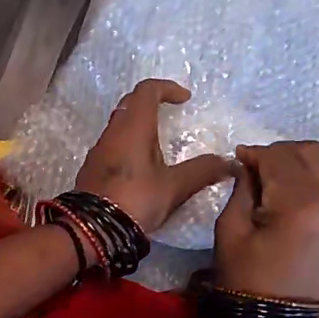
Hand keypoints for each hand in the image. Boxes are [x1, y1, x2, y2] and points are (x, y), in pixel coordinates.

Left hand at [74, 80, 229, 232]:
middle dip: (150, 104)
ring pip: (117, 126)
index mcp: (132, 128)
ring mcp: (97, 151)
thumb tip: (228, 163)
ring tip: (156, 143)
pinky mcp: (90, 169)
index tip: (184, 99)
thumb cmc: (135, 200)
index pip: (146, 91)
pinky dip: (126, 145)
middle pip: (129, 105)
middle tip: (169, 114)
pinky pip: (110, 146)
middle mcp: (111, 133)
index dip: (167, 88)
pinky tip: (138, 166)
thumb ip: (202, 171)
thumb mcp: (174, 187)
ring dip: (137, 126)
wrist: (92, 229)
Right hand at [214, 142, 318, 300]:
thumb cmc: (245, 275)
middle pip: (310, 152)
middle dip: (280, 153)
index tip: (238, 157)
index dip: (255, 153)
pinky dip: (316, 181)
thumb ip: (241, 189)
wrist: (276, 317)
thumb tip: (246, 166)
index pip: (279, 157)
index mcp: (299, 203)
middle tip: (256, 166)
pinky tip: (295, 195)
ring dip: (300, 164)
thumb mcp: (230, 229)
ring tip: (276, 179)